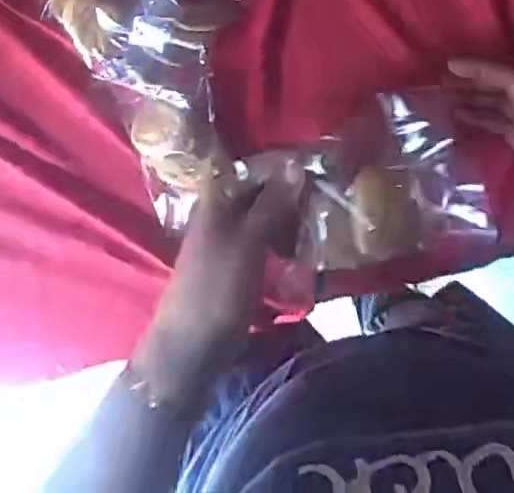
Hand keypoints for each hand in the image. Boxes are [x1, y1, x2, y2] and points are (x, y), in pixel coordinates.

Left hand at [132, 164, 305, 407]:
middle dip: (292, 200)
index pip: (257, 168)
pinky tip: (301, 257)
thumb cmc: (218, 289)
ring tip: (317, 235)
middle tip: (324, 211)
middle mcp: (220, 211)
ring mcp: (225, 238)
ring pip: (265, 220)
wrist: (189, 350)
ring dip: (289, 225)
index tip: (320, 177)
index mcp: (218, 197)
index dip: (287, 171)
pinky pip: (262, 244)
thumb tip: (295, 162)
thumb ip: (272, 202)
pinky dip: (280, 246)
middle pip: (262, 193)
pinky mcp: (233, 264)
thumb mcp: (250, 241)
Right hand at [449, 59, 513, 276]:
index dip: (486, 72)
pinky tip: (470, 124)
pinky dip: (490, 123)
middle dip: (478, 82)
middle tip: (441, 80)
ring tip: (447, 99)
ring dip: (480, 102)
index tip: (453, 66)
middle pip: (512, 92)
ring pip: (510, 110)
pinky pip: (512, 130)